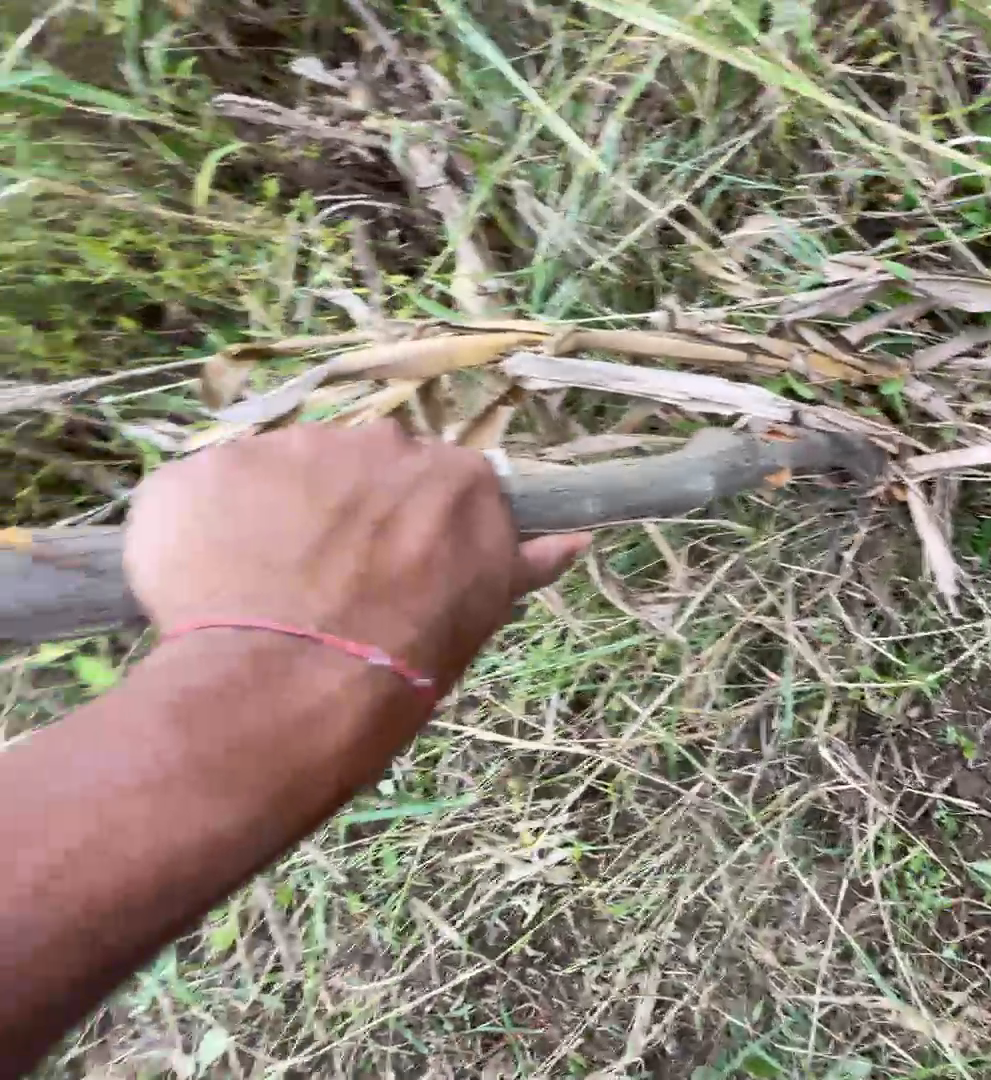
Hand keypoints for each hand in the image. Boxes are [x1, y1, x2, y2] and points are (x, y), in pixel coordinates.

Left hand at [124, 422, 587, 693]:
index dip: (421, 519)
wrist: (302, 679)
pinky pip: (220, 483)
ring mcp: (295, 448)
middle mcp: (386, 443)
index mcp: (461, 473)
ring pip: (294, 468)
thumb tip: (580, 539)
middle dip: (357, 502)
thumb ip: (531, 560)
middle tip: (339, 564)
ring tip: (275, 572)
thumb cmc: (417, 645)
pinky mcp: (212, 465)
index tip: (407, 556)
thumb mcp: (490, 601)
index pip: (442, 479)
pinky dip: (221, 518)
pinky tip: (225, 570)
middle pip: (370, 462)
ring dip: (289, 506)